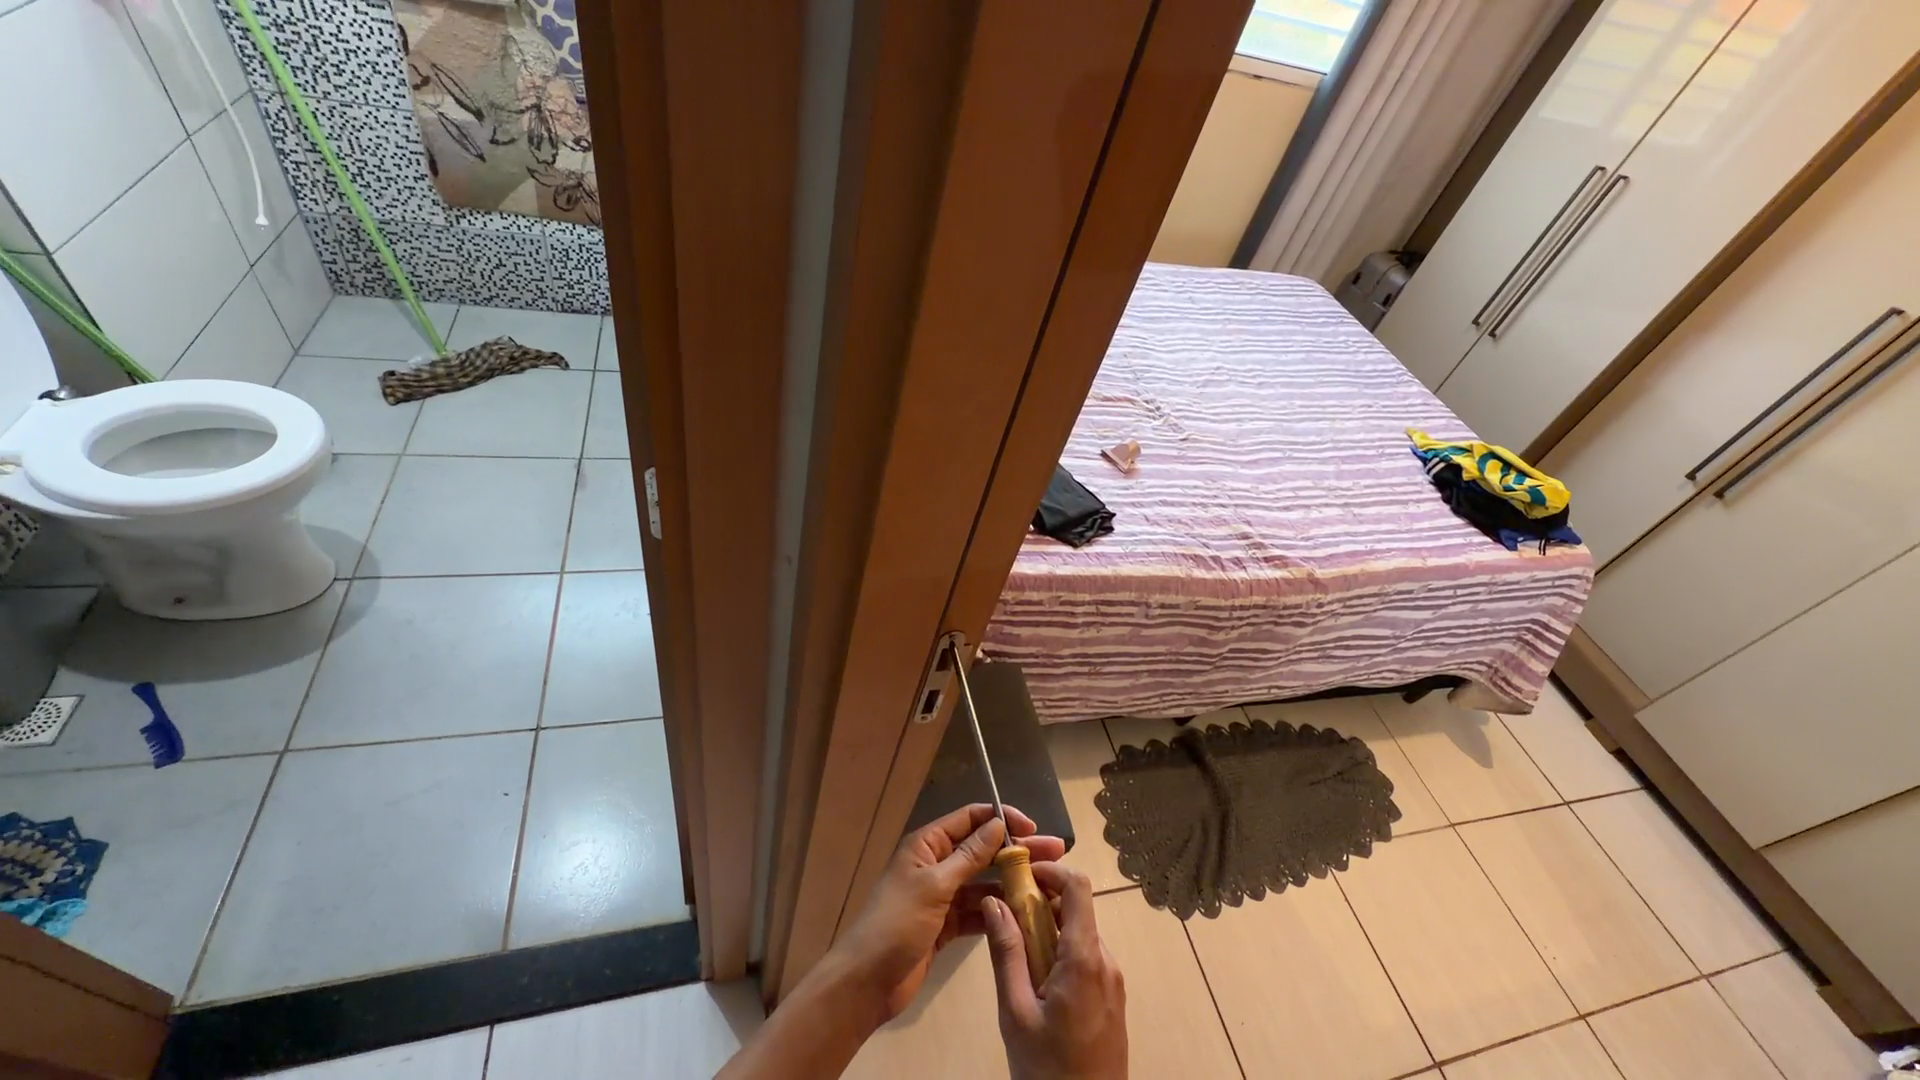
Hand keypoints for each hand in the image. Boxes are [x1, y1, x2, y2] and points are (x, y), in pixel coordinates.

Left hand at [831, 803, 1065, 1021]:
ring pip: (983, 882)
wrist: (867, 982)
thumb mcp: (935, 885)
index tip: (1033, 830)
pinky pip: (978, 911)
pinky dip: (998, 911)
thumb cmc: (897, 924)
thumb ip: (968, 856)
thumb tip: (997, 823)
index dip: (1002, 819)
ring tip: (1048, 886)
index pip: (970, 819)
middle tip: (1056, 853)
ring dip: (1012, 882)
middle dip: (1016, 850)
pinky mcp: (946, 925)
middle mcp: (936, 865)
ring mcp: (942, 896)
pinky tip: (1026, 915)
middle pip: (982, 850)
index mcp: (928, 845)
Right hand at [982, 862, 1126, 1079]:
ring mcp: (1113, 980)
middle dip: (1040, 904)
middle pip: (1076, 909)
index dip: (1050, 870)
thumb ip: (1006, 953)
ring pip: (1079, 934)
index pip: (1078, 886)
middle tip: (1005, 920)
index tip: (1019, 875)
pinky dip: (1060, 953)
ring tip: (1016, 958)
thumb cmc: (1047, 1069)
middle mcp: (1106, 961)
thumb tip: (994, 902)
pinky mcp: (1112, 998)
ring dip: (1048, 931)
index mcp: (1084, 958)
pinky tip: (1036, 982)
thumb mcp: (1015, 1012)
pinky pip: (1085, 958)